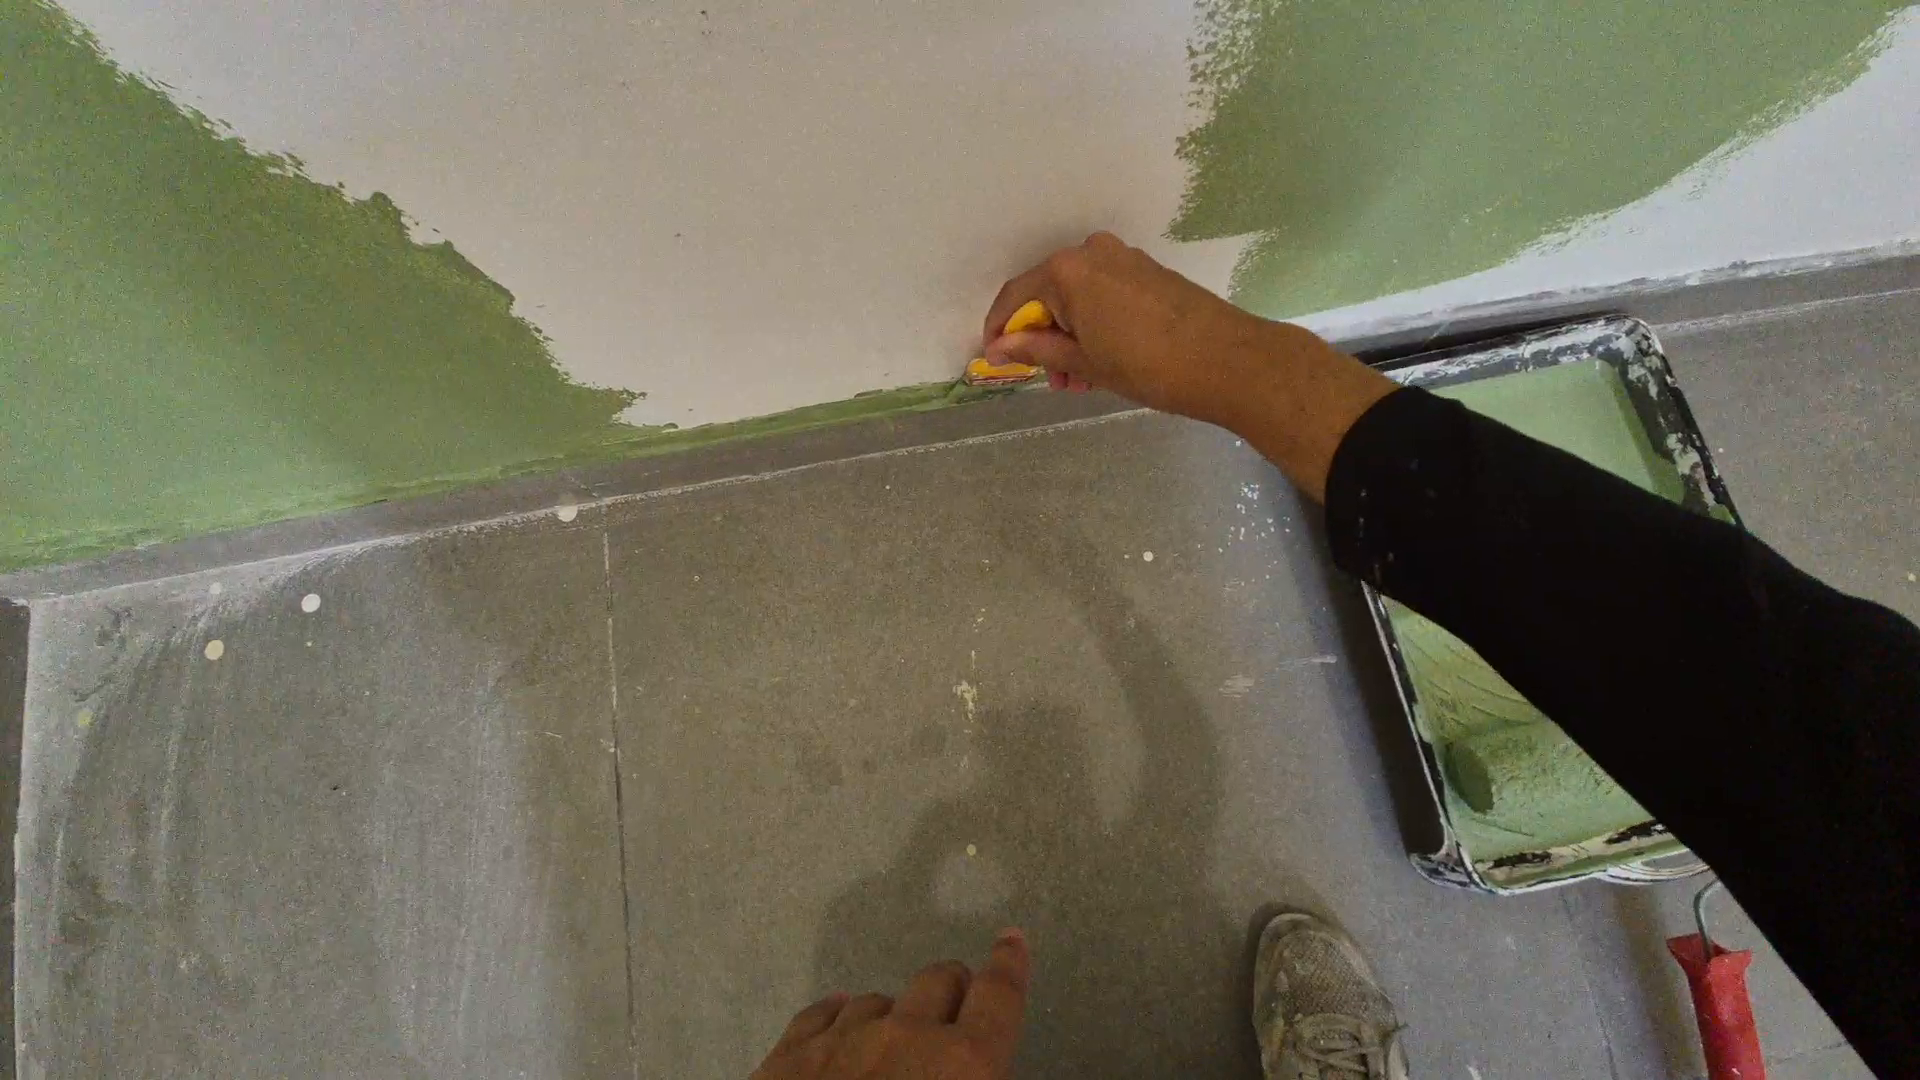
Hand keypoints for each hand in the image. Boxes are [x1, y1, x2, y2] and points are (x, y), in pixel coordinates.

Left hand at [750, 929, 1031, 1079]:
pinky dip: (838, 1018)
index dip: (1010, 966)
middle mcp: (905, 1037)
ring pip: (878, 999)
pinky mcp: (785, 1057)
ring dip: (893, 1019)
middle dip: (952, 993)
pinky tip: (840, 1025)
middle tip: (953, 1018)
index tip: (1012, 940)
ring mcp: (840, 1040)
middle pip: (939, 980)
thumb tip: (986, 1072)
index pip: (998, 997)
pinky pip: (821, 1012)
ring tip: (891, 1051)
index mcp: (960, 1068)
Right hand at [983, 232, 1395, 502]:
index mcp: (1067, 271)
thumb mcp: (1082, 362)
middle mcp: (1091, 251)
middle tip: (1048, 378)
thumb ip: (1035, 350)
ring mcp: (1122, 257)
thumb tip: (997, 348)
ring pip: (1077, 297)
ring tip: (1078, 380)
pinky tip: (1102, 359)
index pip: (1015, 297)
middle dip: (1041, 337)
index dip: (1000, 330)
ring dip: (1069, 336)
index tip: (994, 358)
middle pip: (1047, 294)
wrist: (1225, 360)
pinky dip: (1093, 324)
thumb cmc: (1145, 365)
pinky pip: (1103, 293)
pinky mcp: (1146, 270)